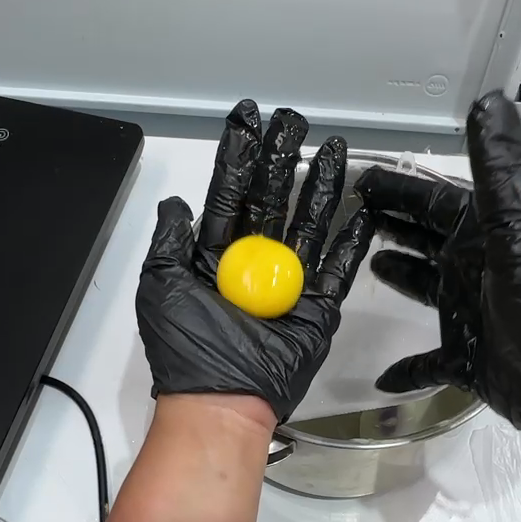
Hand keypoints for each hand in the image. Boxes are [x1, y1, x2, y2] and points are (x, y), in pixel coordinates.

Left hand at [137, 100, 374, 423]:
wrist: (222, 400)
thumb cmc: (187, 348)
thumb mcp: (160, 286)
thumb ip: (169, 240)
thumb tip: (175, 203)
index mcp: (213, 258)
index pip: (228, 196)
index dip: (237, 158)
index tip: (247, 121)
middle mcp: (252, 265)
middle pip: (272, 202)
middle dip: (283, 160)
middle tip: (294, 122)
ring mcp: (287, 286)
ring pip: (307, 225)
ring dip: (320, 187)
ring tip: (333, 149)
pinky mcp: (316, 309)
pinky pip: (337, 270)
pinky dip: (350, 242)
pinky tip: (359, 210)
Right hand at [358, 92, 520, 449]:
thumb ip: (502, 174)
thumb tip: (491, 102)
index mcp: (490, 236)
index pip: (437, 201)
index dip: (402, 189)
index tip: (364, 179)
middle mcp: (479, 269)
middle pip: (429, 239)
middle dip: (395, 224)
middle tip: (356, 214)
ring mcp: (473, 315)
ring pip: (428, 288)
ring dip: (402, 275)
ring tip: (368, 263)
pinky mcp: (469, 360)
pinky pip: (429, 364)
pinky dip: (408, 368)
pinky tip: (383, 374)